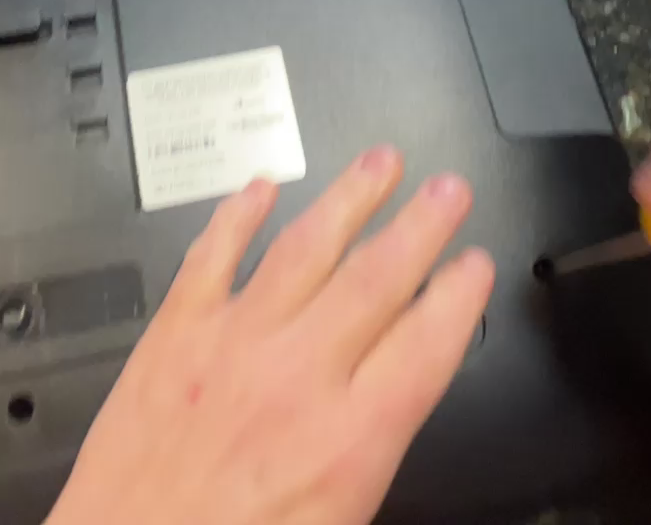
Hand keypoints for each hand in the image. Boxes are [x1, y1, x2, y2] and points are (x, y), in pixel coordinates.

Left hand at [47, 147, 493, 524]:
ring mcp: (232, 342)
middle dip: (421, 226)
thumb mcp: (336, 524)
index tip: (475, 262)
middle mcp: (295, 377)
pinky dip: (236, 216)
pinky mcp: (176, 331)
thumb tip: (396, 401)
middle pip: (375, 281)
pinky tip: (259, 187)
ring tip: (378, 163)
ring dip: (348, 200)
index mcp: (345, 441)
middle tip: (448, 188)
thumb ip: (370, 451)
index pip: (424, 346)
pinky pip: (211, 255)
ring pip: (303, 249)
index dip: (459, 297)